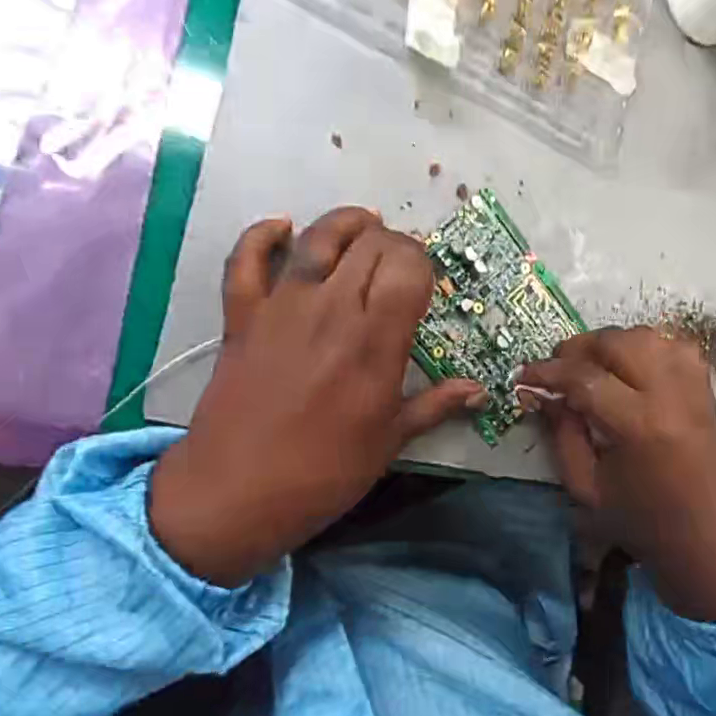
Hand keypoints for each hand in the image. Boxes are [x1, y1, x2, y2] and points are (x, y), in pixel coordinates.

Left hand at [149, 209, 484, 584]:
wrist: (237, 491)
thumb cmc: (322, 475)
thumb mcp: (387, 444)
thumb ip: (433, 407)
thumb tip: (478, 390)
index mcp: (374, 342)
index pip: (408, 266)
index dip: (422, 262)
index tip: (424, 282)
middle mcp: (331, 310)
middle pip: (370, 245)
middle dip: (393, 244)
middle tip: (397, 265)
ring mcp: (281, 308)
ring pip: (318, 239)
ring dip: (346, 224)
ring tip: (363, 226)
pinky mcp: (241, 316)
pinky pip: (246, 260)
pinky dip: (262, 235)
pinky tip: (281, 227)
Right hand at [516, 327, 715, 620]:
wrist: (701, 538)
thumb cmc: (637, 519)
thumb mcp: (583, 484)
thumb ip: (561, 433)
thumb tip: (540, 393)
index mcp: (638, 427)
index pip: (584, 377)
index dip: (547, 371)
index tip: (523, 376)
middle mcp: (671, 397)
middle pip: (617, 343)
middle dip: (577, 350)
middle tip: (555, 370)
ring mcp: (694, 389)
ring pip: (646, 336)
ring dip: (610, 344)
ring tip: (589, 366)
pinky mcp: (705, 390)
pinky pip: (673, 346)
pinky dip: (643, 347)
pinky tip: (625, 368)